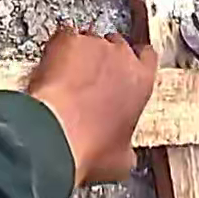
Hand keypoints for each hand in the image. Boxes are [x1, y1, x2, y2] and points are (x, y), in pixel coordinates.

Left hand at [27, 26, 158, 185]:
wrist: (54, 137)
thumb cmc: (88, 148)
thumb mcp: (121, 160)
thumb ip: (129, 145)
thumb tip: (125, 151)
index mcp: (141, 81)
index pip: (148, 57)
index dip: (135, 62)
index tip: (124, 71)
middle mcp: (122, 56)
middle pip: (118, 45)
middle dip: (105, 59)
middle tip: (88, 81)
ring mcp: (94, 44)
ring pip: (89, 40)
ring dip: (80, 55)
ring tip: (64, 80)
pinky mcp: (68, 39)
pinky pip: (65, 37)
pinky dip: (58, 50)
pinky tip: (51, 70)